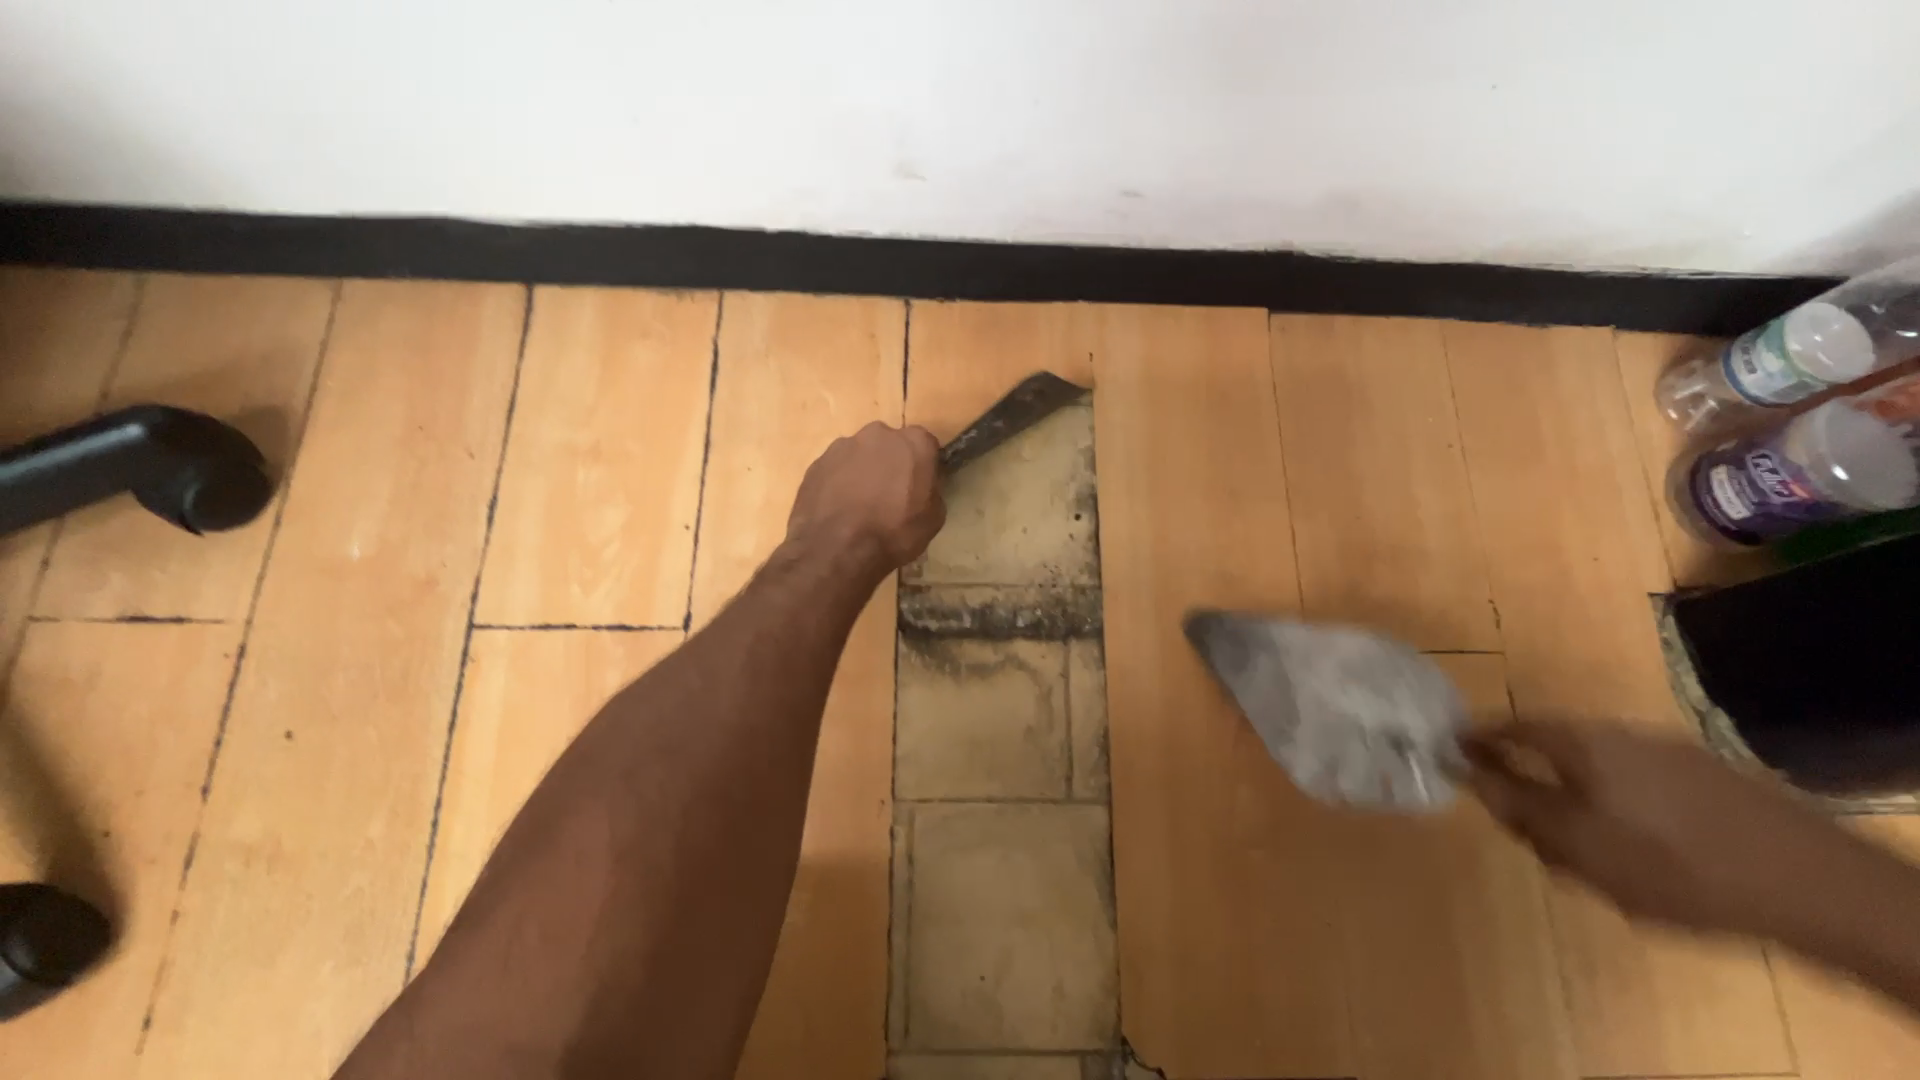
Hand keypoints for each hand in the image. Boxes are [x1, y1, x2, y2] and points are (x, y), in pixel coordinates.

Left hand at [785, 421, 944, 575]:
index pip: (925, 446)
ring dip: (863, 473)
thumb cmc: (894, 533)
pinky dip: (839, 484)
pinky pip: (836, 470)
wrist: (836, 549)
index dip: (923, 467)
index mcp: (914, 442)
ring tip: (860, 507)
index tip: (919, 487)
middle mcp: (878, 434)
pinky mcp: (816, 463)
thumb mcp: (933, 519)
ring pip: (860, 456)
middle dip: (891, 464)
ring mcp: (842, 446)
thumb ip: (931, 491)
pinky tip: (839, 510)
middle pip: (890, 445)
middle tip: (890, 496)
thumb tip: (922, 488)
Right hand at [1465, 719, 1866, 939]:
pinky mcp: (1711, 780)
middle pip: (1555, 750)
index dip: (1477, 739)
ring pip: (1600, 772)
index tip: (1451, 753)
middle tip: (1528, 829)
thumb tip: (1464, 770)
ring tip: (1588, 852)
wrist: (1811, 884)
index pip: (1510, 726)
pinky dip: (1621, 808)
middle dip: (1533, 782)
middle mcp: (1621, 734)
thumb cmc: (1669, 864)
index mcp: (1581, 743)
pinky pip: (1641, 786)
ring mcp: (1672, 753)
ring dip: (1580, 800)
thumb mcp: (1574, 844)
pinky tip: (1643, 851)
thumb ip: (1515, 805)